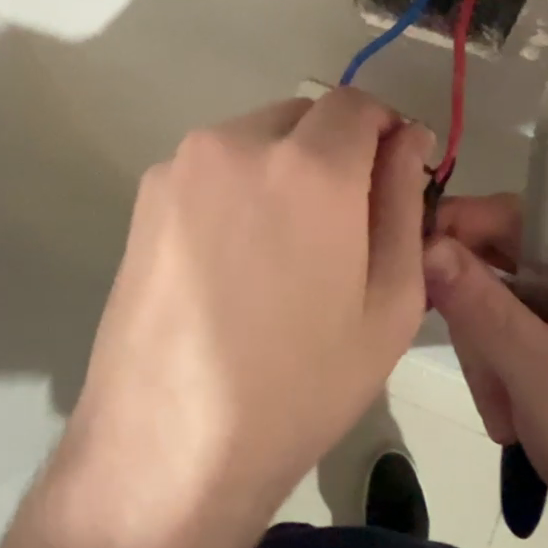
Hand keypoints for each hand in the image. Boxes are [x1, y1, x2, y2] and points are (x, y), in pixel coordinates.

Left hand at [59, 89, 434, 541]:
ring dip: (280, 172)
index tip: (392, 180)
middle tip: (339, 230)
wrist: (171, 444)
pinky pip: (209, 172)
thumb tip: (405, 140)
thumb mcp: (388, 304)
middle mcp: (235, 144)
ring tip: (280, 257)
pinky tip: (231, 267)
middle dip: (332, 152)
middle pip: (303, 117)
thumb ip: (401, 203)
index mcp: (307, 165)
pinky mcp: (143, 199)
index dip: (385, 132)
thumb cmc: (299, 386)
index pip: (358, 103)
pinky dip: (235, 193)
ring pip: (252, 142)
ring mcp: (179, 169)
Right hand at [424, 194, 547, 547]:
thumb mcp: (541, 376)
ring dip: (488, 361)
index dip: (467, 225)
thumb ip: (481, 307)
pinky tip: (513, 419)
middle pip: (500, 267)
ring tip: (509, 413)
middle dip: (481, 323)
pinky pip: (503, 345)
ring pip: (493, 310)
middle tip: (489, 376)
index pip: (523, 219)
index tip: (415, 252)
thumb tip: (427, 244)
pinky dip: (496, 380)